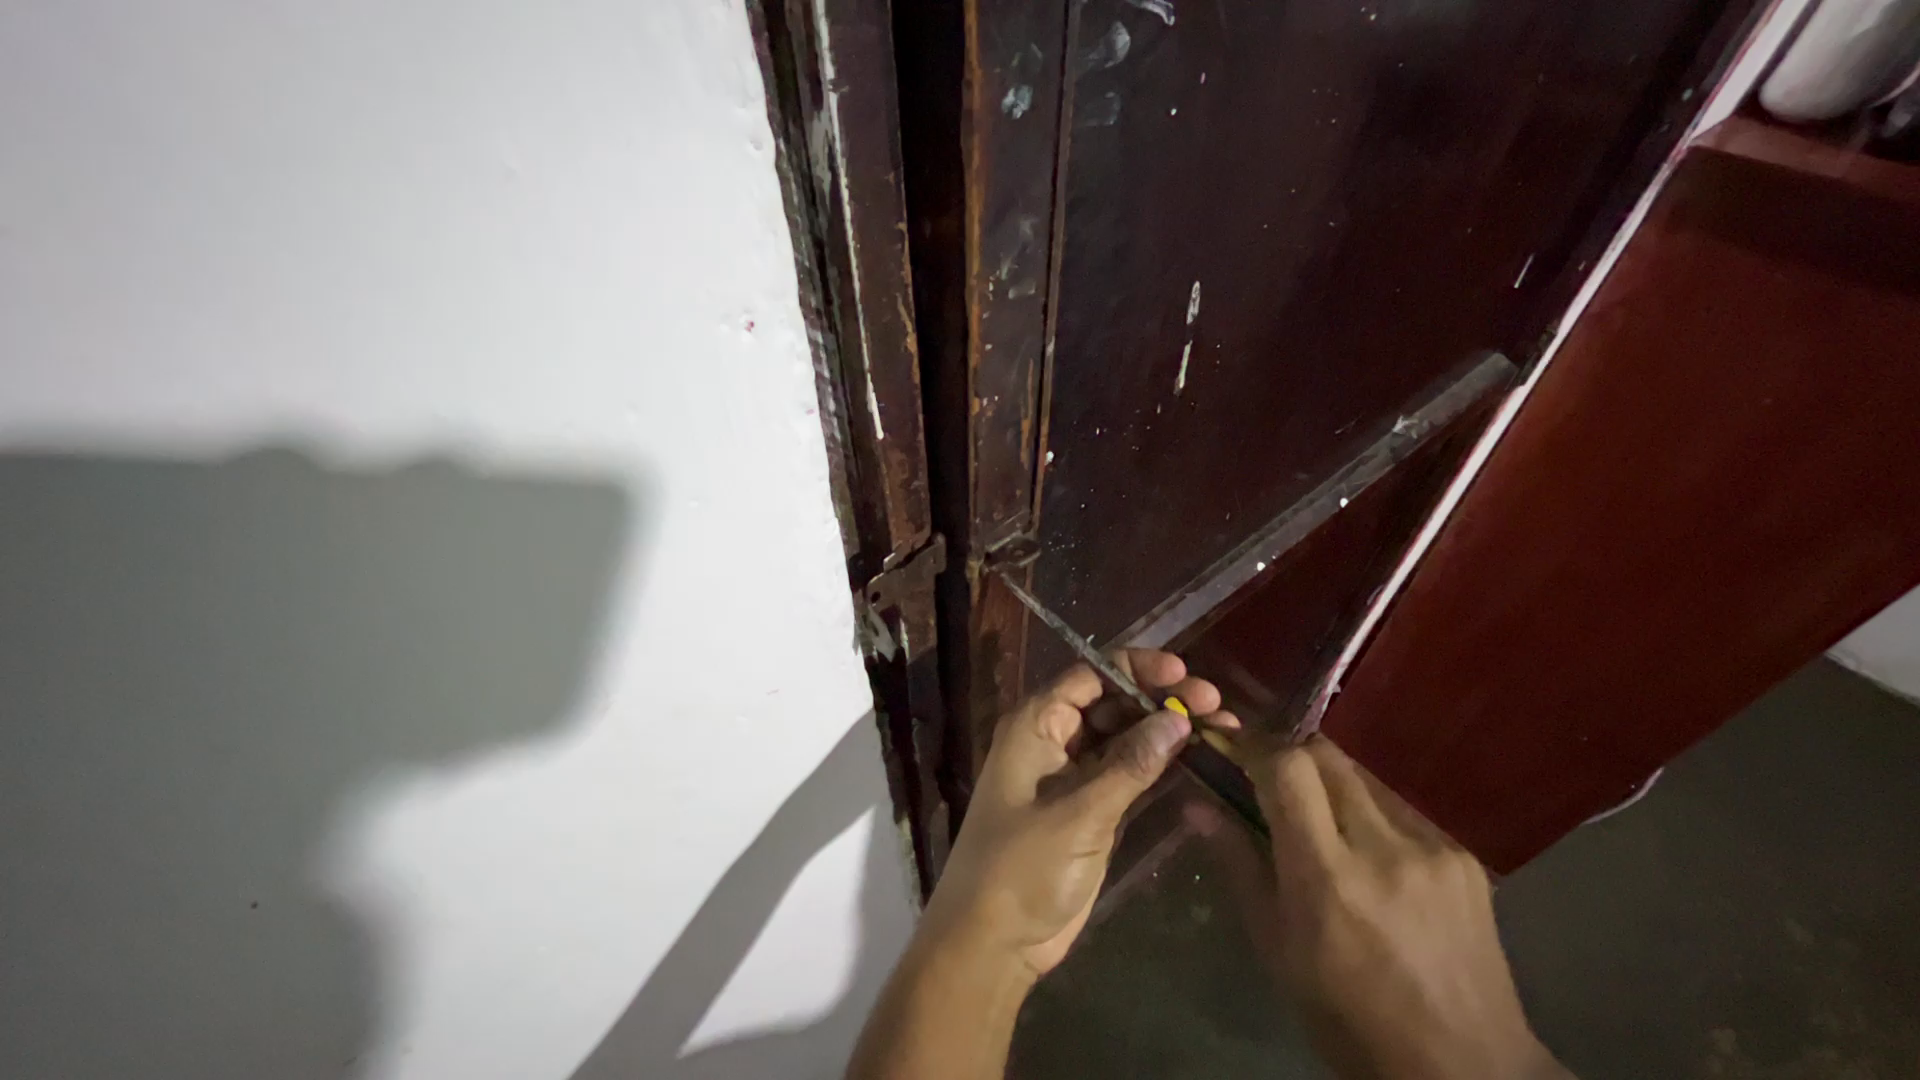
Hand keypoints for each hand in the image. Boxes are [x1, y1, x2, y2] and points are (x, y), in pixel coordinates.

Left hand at [919, 649, 1237, 977]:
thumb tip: (1177, 718)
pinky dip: (1158, 765)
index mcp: (1035, 727)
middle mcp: (1053, 742)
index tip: (1184, 674)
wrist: (994, 941)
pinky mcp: (1090, 810)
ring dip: (1165, 731)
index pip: (1090, 677)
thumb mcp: (1079, 814)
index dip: (1136, 669)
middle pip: (1112, 703)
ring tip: (1220, 724)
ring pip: (1124, 738)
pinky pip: (1127, 773)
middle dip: (1160, 699)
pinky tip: (1197, 758)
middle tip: (1215, 702)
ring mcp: (1072, 777)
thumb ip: (1129, 765)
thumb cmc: (1021, 868)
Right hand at [1209, 735, 1569, 1079]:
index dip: (1257, 747)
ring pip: (1365, 778)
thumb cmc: (1347, 1015)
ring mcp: (1432, 848)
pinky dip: (1372, 817)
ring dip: (1332, 786)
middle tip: (1272, 779)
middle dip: (1292, 757)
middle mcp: (1383, 847)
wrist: (1465, 1067)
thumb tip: (1198, 805)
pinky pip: (1402, 811)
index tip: (1235, 749)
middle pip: (1328, 757)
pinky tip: (1373, 859)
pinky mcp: (1466, 857)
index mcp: (1327, 875)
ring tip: (1323, 825)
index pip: (1289, 768)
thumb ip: (1239, 865)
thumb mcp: (1276, 946)